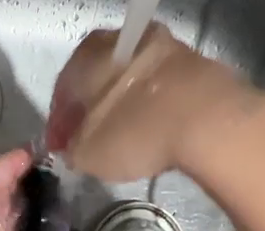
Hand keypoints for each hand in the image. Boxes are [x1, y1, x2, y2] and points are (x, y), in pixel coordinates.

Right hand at [46, 25, 264, 182]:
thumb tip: (75, 147)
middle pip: (95, 78)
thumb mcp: (89, 155)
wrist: (206, 118)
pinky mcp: (188, 63)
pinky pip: (154, 87)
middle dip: (88, 110)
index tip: (59, 149)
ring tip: (116, 139)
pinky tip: (146, 131)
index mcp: (87, 56)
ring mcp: (158, 47)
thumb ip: (73, 150)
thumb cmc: (134, 132)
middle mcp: (119, 41)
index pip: (63, 90)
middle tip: (85, 140)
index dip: (58, 124)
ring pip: (126, 80)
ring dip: (116, 107)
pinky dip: (144, 107)